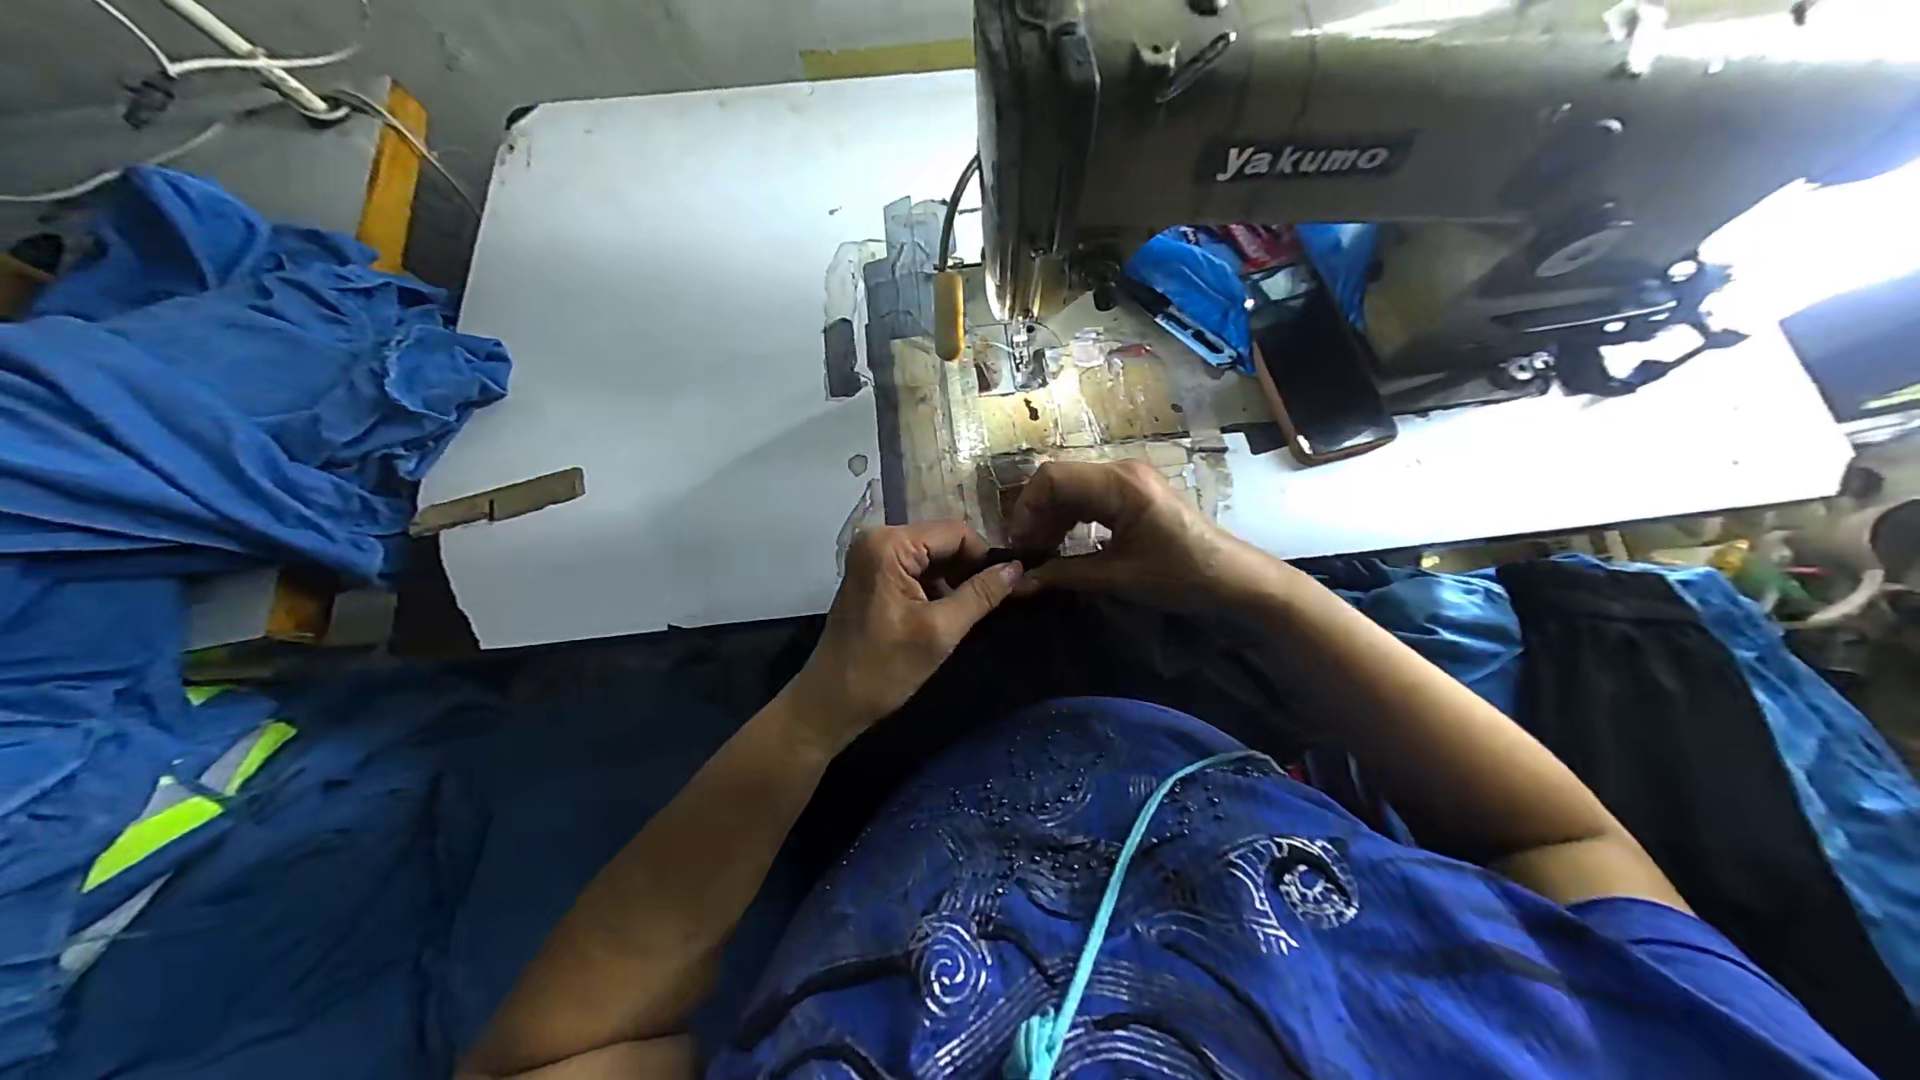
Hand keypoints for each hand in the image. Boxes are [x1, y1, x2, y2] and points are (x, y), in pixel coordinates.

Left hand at [785, 521, 1022, 750]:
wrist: (832, 701)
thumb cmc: (884, 668)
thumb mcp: (941, 631)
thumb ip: (981, 594)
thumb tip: (1017, 568)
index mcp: (889, 544)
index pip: (956, 533)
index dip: (984, 558)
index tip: (1007, 589)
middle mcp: (877, 538)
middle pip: (943, 541)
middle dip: (970, 569)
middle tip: (994, 602)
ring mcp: (871, 556)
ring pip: (932, 556)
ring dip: (954, 580)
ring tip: (972, 612)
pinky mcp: (871, 574)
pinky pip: (915, 569)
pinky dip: (936, 587)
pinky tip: (947, 613)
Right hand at [1007, 460, 1294, 607]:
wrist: (1236, 581)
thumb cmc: (1180, 575)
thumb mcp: (1116, 577)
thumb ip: (1063, 575)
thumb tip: (1018, 584)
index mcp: (1118, 483)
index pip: (1051, 478)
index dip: (1026, 510)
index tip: (1018, 546)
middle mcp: (1121, 471)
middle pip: (1059, 481)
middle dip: (1036, 517)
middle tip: (1027, 556)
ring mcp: (1129, 480)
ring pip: (1072, 490)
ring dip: (1052, 520)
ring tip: (1042, 556)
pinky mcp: (1135, 494)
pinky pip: (1090, 499)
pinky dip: (1071, 521)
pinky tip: (1064, 547)